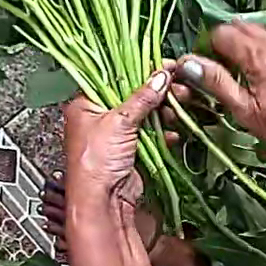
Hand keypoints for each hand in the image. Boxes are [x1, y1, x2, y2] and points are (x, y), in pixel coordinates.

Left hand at [63, 66, 173, 210]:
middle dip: (158, 92)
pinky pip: (152, 135)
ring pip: (146, 115)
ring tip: (179, 106)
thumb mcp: (118, 122)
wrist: (102, 201)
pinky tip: (174, 130)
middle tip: (178, 86)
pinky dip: (164, 132)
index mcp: (86, 104)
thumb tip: (160, 76)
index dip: (139, 70)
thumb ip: (142, 98)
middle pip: (134, 95)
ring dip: (164, 111)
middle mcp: (100, 117)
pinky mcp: (133, 150)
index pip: (115, 77)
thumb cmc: (95, 161)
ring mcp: (117, 134)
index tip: (163, 65)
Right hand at [176, 21, 265, 166]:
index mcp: (259, 56)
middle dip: (226, 43)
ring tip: (243, 75)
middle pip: (241, 27)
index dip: (208, 48)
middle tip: (222, 70)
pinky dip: (265, 52)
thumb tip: (189, 63)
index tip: (206, 68)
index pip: (222, 33)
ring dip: (246, 46)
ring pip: (261, 34)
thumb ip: (217, 83)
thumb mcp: (245, 111)